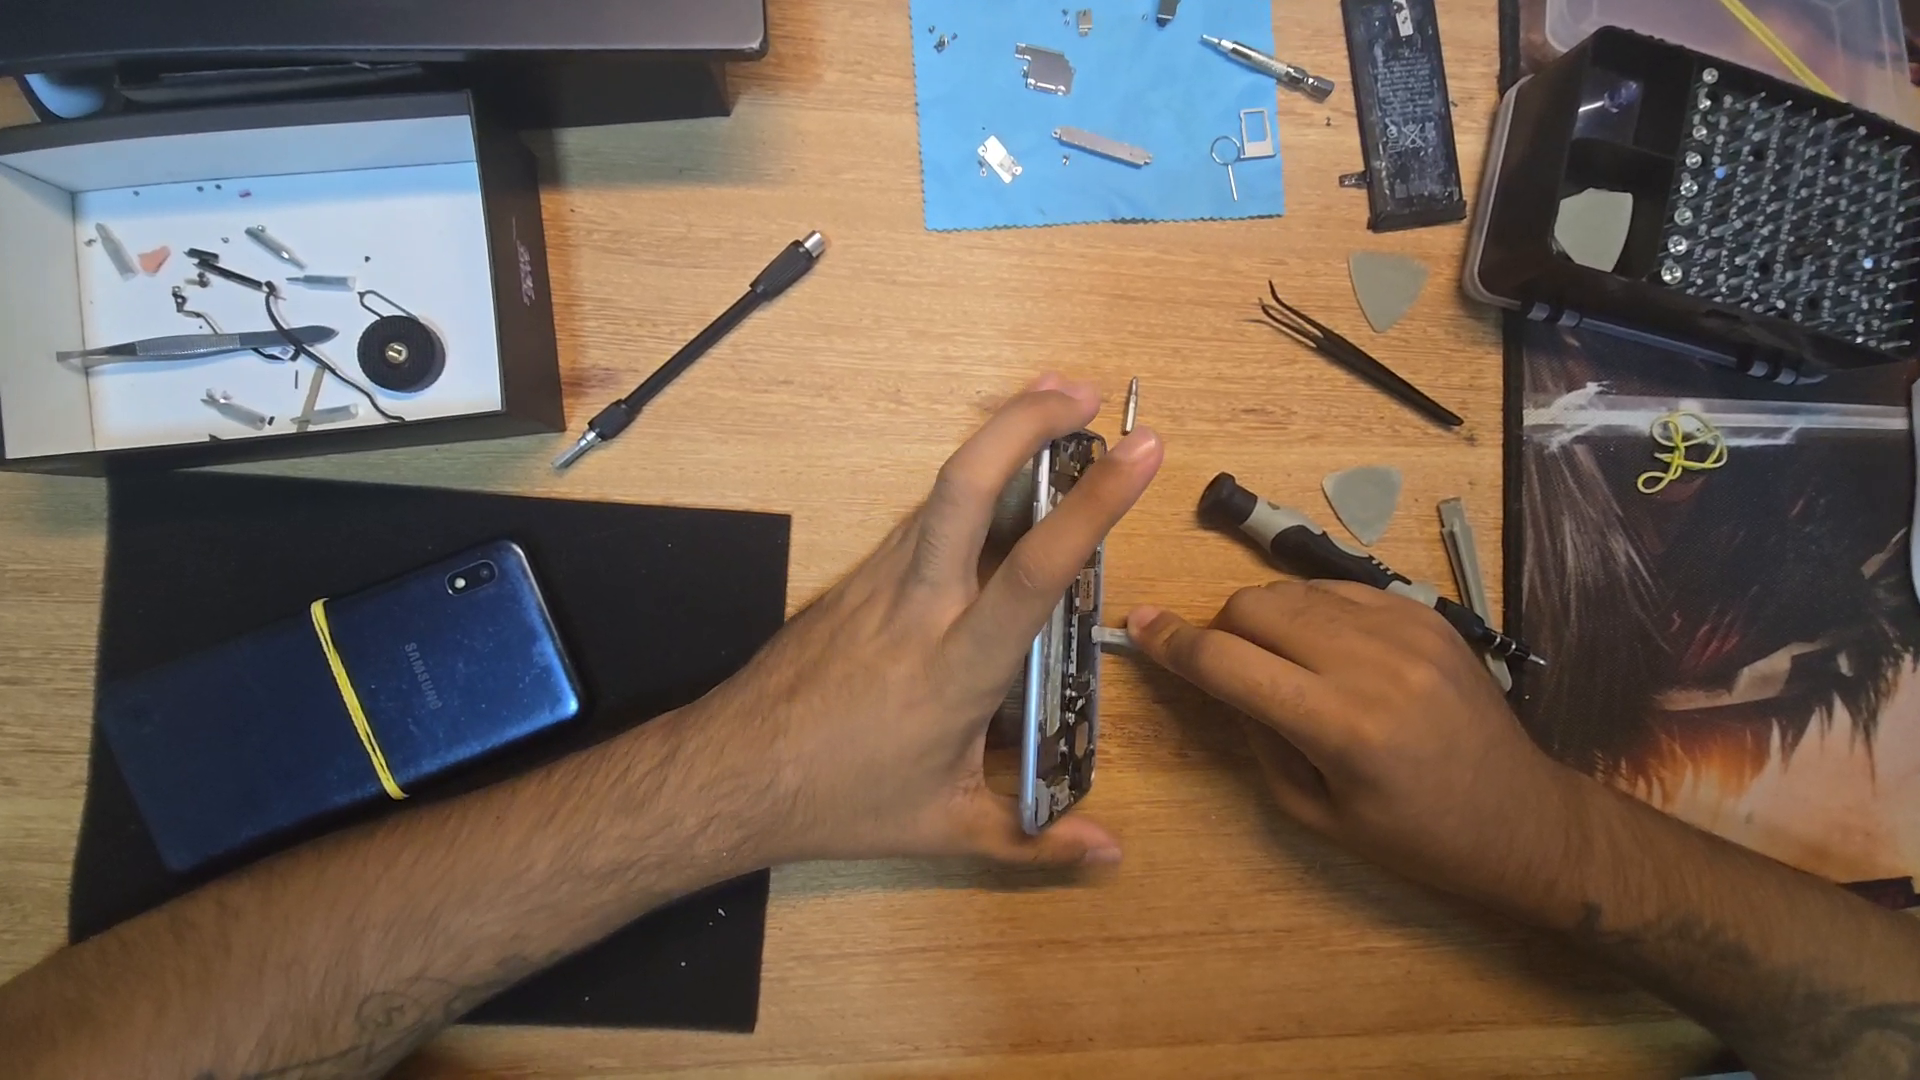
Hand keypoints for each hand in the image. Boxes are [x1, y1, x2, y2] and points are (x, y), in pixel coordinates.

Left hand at [696, 375, 1161, 868]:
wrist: (729, 772)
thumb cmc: (839, 801)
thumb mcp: (944, 831)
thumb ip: (1035, 843)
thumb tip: (1112, 853)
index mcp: (955, 667)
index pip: (1033, 572)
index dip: (1092, 505)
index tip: (1142, 451)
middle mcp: (917, 605)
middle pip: (964, 488)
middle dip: (1024, 424)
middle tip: (1082, 393)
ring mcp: (878, 580)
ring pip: (940, 493)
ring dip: (996, 440)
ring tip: (1053, 409)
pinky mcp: (855, 575)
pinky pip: (920, 520)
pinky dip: (966, 487)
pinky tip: (994, 487)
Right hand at [1129, 582, 1586, 909]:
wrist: (1526, 819)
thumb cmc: (1413, 835)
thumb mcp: (1311, 811)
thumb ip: (1254, 733)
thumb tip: (1218, 674)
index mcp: (1340, 726)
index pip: (1227, 662)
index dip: (1171, 642)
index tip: (1139, 626)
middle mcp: (1370, 664)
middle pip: (1252, 605)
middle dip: (1220, 628)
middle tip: (1230, 663)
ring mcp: (1404, 629)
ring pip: (1288, 588)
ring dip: (1263, 617)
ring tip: (1283, 658)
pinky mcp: (1424, 612)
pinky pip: (1334, 587)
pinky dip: (1309, 609)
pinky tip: (1327, 645)